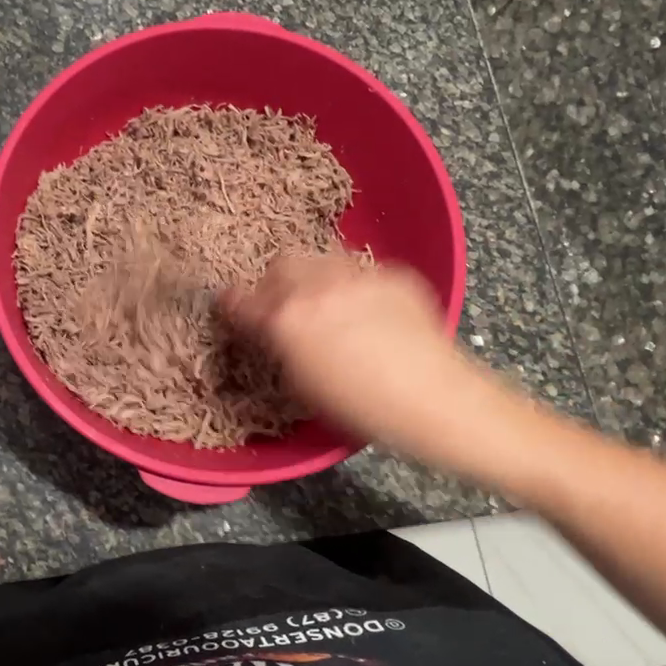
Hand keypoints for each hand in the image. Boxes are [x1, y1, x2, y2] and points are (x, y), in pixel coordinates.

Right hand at [222, 255, 479, 453]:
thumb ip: (280, 348)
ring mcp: (355, 275)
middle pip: (279, 265)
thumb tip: (275, 335)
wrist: (435, 398)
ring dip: (313, 277)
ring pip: (319, 259)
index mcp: (285, 319)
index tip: (230, 306)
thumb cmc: (362, 407)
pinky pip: (359, 269)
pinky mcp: (392, 273)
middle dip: (274, 282)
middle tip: (283, 304)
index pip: (239, 299)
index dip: (231, 303)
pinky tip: (368, 311)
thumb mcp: (302, 384)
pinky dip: (353, 285)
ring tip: (326, 302)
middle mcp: (315, 287)